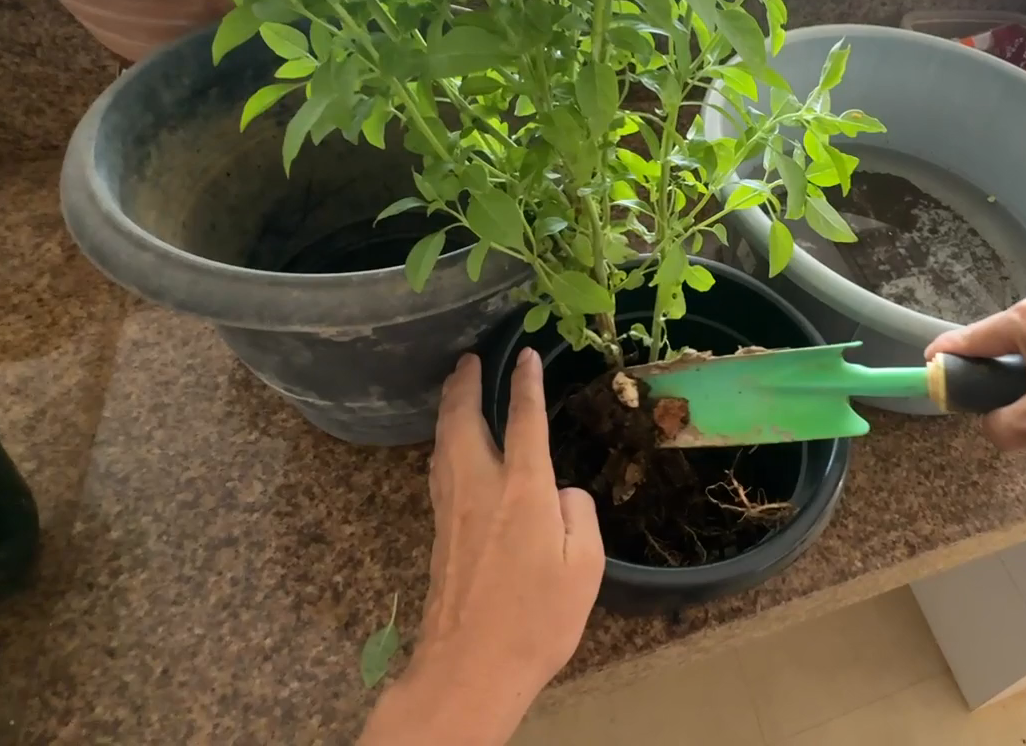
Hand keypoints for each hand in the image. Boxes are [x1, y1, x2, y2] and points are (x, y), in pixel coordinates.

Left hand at [362, 350, 604, 745]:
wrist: (469, 671)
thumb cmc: (536, 619)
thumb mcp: (585, 566)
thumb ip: (579, 514)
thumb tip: (561, 493)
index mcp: (522, 490)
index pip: (525, 421)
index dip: (526, 384)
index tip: (525, 355)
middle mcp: (481, 488)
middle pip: (464, 422)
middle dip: (464, 385)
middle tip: (468, 359)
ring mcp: (453, 510)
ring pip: (444, 443)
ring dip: (449, 409)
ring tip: (454, 387)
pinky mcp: (440, 532)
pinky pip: (440, 467)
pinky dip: (445, 440)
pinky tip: (449, 445)